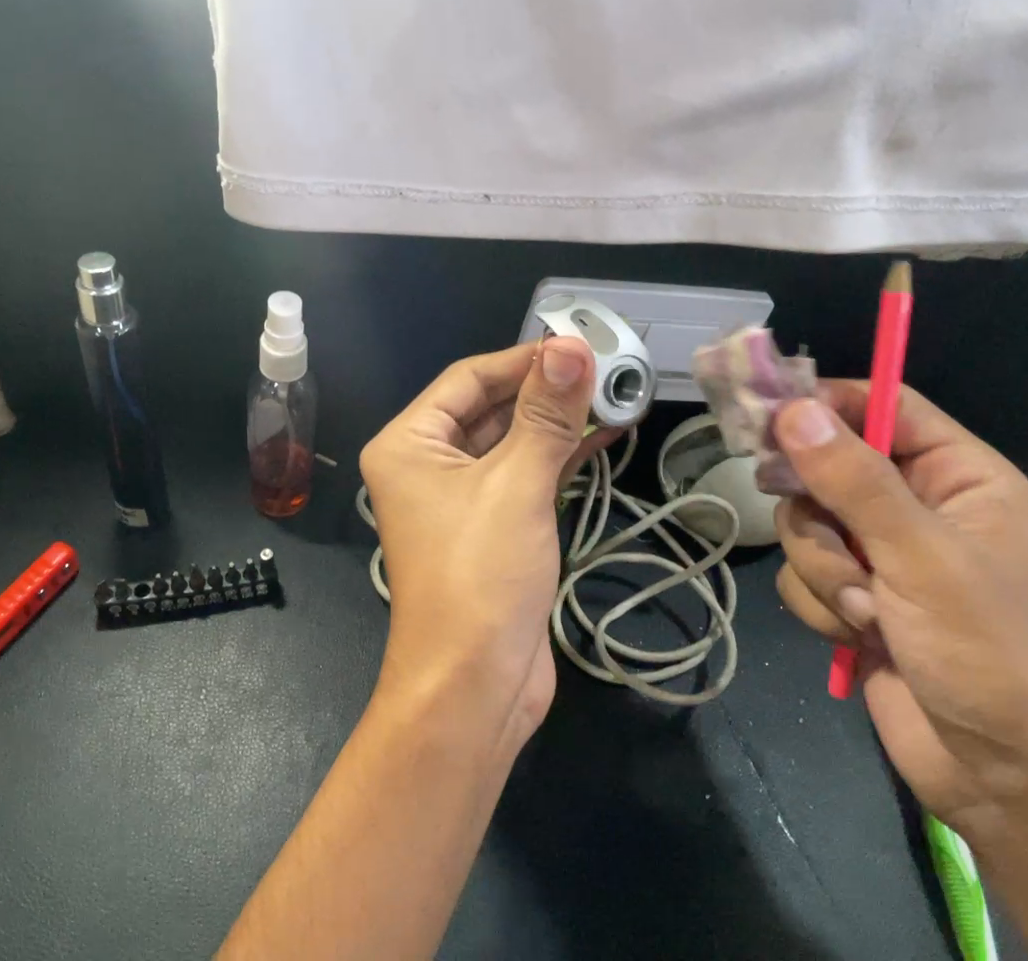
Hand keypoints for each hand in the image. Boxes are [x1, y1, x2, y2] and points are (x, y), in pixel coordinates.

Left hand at [360, 340, 614, 742]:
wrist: (473, 684)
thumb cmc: (480, 576)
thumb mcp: (516, 484)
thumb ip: (547, 413)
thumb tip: (573, 347)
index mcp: (409, 444)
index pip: (468, 378)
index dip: (525, 359)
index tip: (583, 343)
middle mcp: (427, 465)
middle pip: (491, 408)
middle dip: (548, 389)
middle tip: (611, 366)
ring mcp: (459, 500)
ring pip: (512, 443)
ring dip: (560, 421)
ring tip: (618, 392)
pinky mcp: (492, 529)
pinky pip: (524, 477)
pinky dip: (561, 456)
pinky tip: (605, 433)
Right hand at [770, 383, 1027, 840]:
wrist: (1004, 774)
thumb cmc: (989, 652)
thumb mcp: (923, 557)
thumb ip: (854, 481)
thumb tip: (793, 410)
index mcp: (959, 479)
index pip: (883, 409)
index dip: (824, 405)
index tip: (762, 413)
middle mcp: (918, 509)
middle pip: (827, 469)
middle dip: (821, 515)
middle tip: (831, 539)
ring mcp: (883, 558)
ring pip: (806, 527)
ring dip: (824, 572)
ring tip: (867, 613)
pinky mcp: (854, 601)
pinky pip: (803, 575)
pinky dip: (820, 606)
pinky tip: (858, 637)